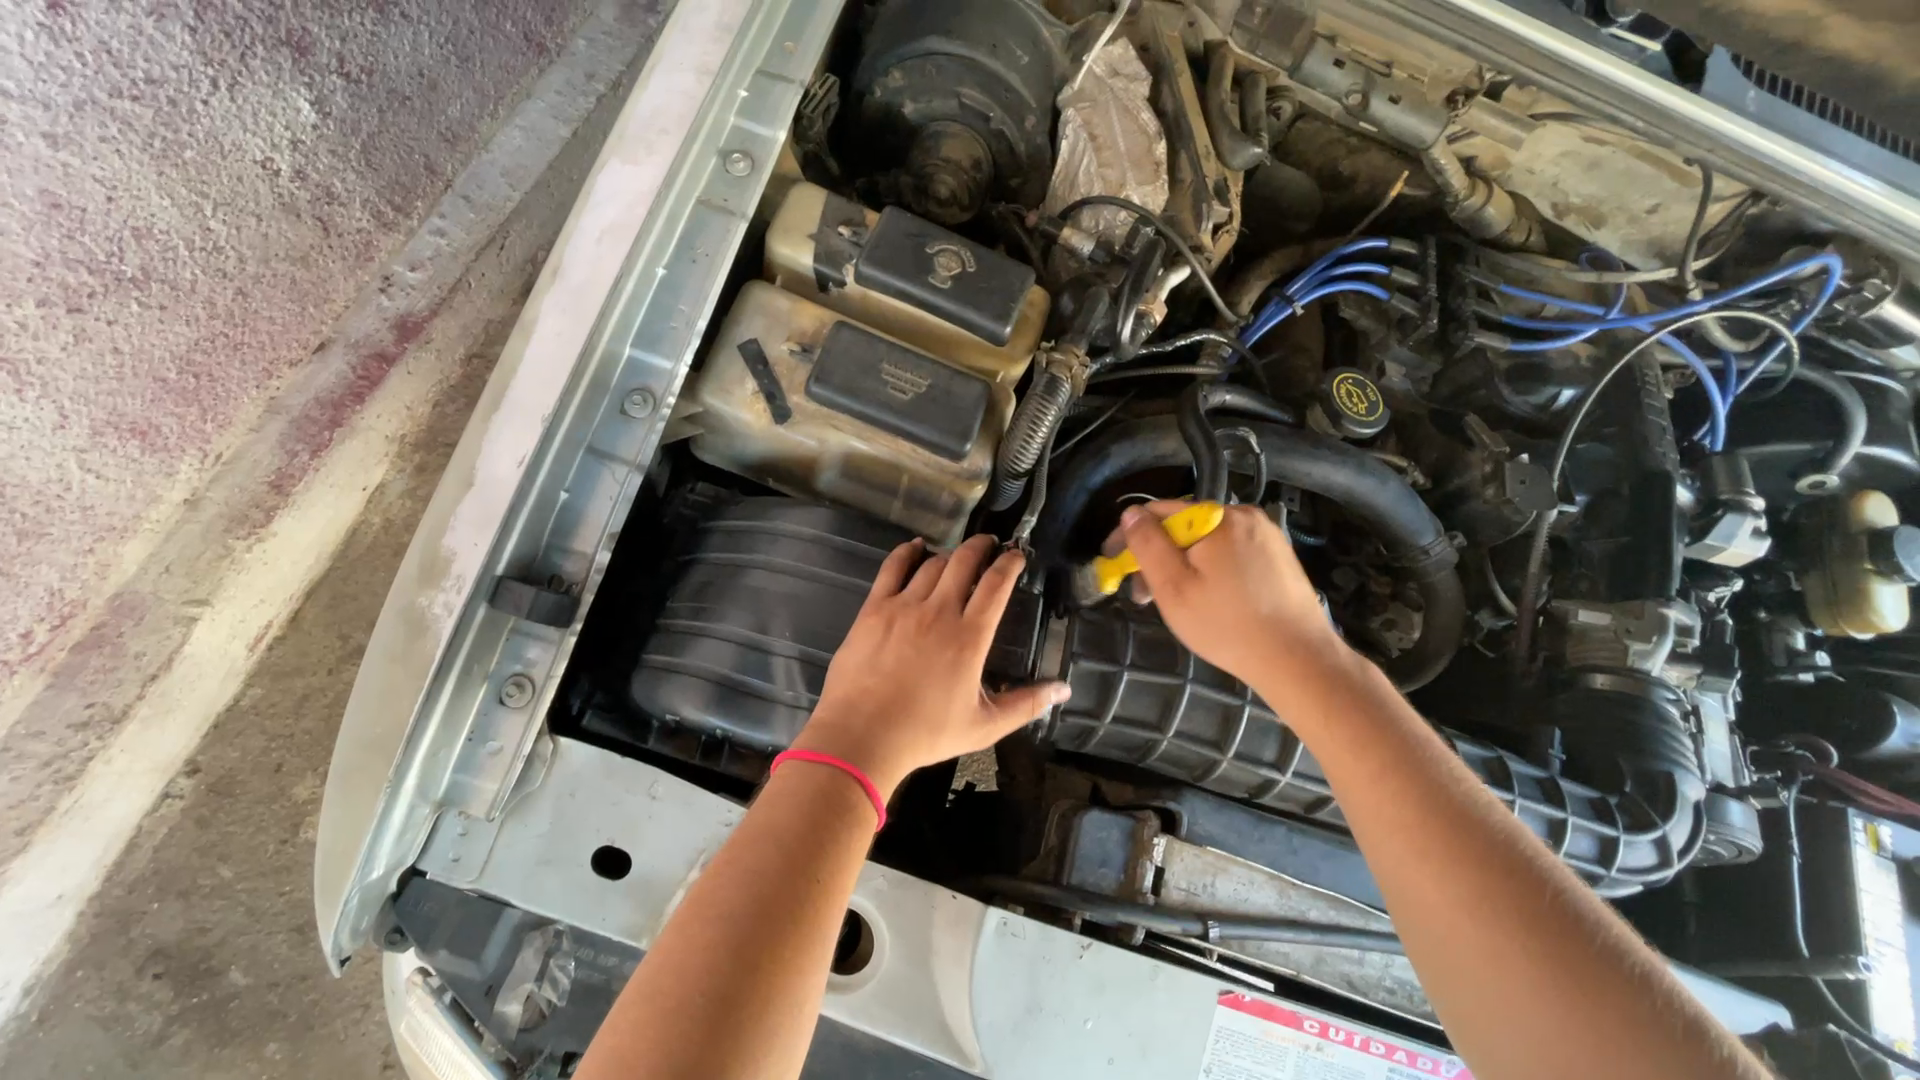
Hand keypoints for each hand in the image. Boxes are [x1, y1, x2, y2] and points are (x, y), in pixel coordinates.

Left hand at [794, 535, 1070, 798]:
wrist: (862, 735)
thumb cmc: (926, 734)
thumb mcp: (985, 726)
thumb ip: (1026, 704)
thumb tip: (1064, 690)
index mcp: (970, 637)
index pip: (996, 585)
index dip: (1009, 563)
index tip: (1017, 555)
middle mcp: (939, 612)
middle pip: (964, 562)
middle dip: (981, 547)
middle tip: (990, 544)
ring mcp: (903, 607)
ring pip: (932, 565)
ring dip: (949, 555)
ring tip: (957, 556)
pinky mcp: (873, 609)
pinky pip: (892, 569)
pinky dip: (907, 553)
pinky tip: (915, 547)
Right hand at [1112, 500, 1349, 686]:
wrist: (1297, 658)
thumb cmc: (1227, 625)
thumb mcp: (1173, 587)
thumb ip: (1148, 545)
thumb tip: (1130, 513)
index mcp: (1218, 518)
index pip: (1159, 511)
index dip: (1130, 535)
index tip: (1112, 562)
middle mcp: (1246, 516)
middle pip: (1185, 526)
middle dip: (1159, 555)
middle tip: (1145, 596)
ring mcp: (1267, 536)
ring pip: (1209, 541)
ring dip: (1184, 564)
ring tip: (1177, 601)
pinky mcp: (1280, 557)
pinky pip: (1232, 553)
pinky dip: (1211, 569)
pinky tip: (1211, 599)